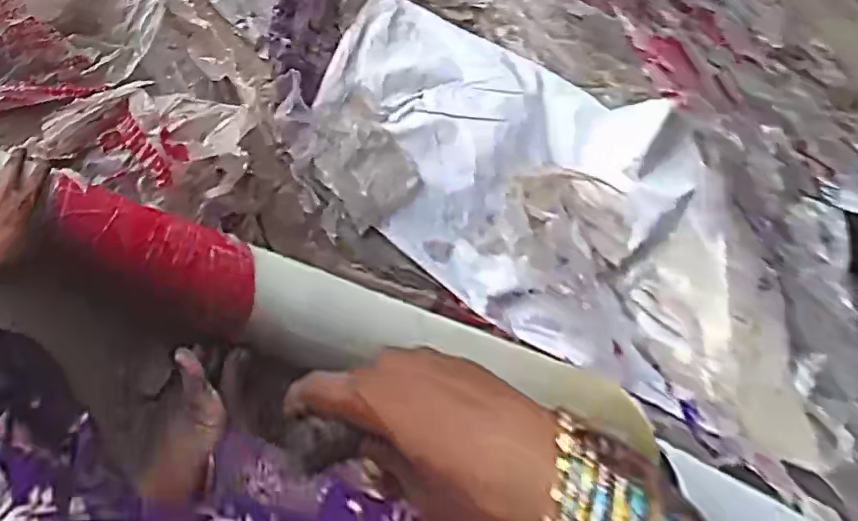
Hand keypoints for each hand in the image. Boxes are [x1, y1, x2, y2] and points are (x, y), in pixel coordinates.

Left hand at [0, 145, 47, 295]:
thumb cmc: (6, 259)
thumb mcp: (30, 243)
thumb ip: (37, 227)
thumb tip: (48, 224)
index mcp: (23, 203)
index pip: (37, 178)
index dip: (42, 167)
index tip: (44, 161)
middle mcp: (4, 193)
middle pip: (12, 167)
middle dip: (18, 156)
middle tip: (20, 150)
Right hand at [284, 348, 560, 520]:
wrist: (564, 478)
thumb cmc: (482, 498)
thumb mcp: (423, 498)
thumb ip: (387, 468)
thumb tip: (375, 456)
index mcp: (376, 394)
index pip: (320, 387)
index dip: (300, 400)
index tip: (293, 414)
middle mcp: (398, 364)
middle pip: (358, 376)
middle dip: (353, 403)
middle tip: (358, 440)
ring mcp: (434, 359)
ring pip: (394, 370)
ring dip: (389, 395)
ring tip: (402, 432)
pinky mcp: (467, 363)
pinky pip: (427, 372)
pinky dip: (421, 391)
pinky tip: (441, 423)